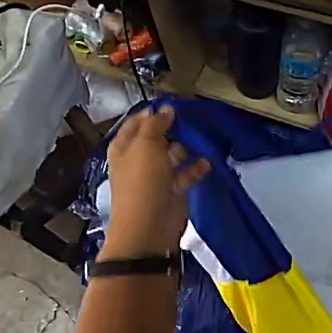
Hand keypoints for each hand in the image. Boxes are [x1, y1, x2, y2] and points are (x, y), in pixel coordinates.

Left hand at [102, 105, 210, 257]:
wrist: (149, 229)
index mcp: (125, 146)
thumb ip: (156, 124)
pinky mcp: (173, 189)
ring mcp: (156, 175)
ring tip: (202, 138)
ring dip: (187, 146)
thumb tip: (166, 109)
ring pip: (174, 153)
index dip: (153, 112)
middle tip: (194, 118)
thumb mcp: (146, 146)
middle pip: (158, 136)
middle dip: (174, 128)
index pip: (137, 121)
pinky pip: (186, 173)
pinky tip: (206, 162)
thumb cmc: (142, 183)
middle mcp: (139, 158)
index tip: (174, 104)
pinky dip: (196, 167)